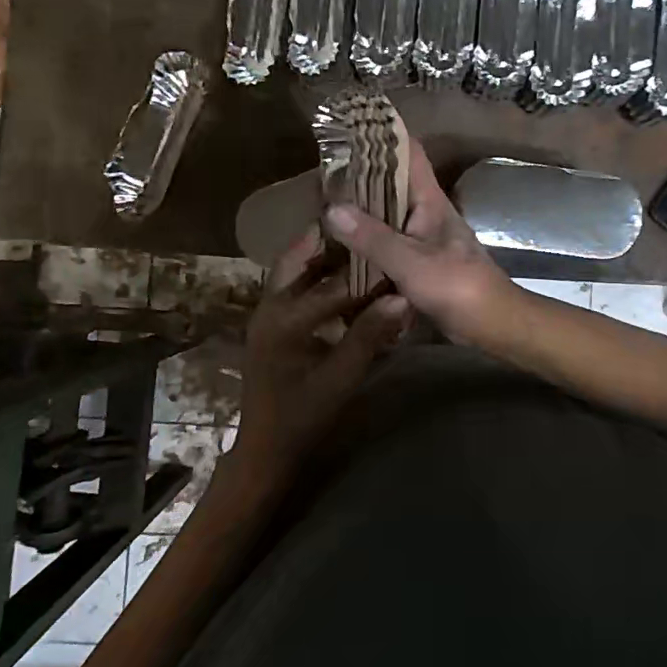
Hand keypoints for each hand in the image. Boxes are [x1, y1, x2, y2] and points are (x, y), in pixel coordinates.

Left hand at [235, 226, 410, 472]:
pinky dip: (314, 274)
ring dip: (321, 254)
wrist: (265, 447)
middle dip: (331, 240)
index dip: (367, 268)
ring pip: (292, 269)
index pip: (333, 284)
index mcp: (284, 320)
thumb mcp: (339, 380)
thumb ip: (367, 336)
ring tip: (357, 238)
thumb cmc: (302, 417)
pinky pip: (291, 286)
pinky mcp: (269, 324)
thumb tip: (401, 295)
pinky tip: (341, 274)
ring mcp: (265, 314)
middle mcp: (269, 307)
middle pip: (298, 258)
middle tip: (365, 219)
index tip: (394, 248)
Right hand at [322, 137, 517, 345]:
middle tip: (321, 172)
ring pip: (386, 212)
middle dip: (360, 174)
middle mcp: (424, 211)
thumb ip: (372, 237)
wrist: (490, 323)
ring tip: (323, 203)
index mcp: (429, 200)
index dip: (384, 133)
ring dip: (360, 208)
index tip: (351, 124)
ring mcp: (422, 237)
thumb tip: (331, 209)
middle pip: (391, 181)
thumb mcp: (410, 261)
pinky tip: (341, 244)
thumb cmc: (457, 286)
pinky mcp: (418, 261)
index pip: (409, 152)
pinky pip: (386, 241)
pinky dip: (365, 238)